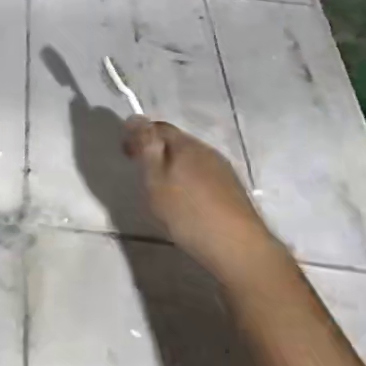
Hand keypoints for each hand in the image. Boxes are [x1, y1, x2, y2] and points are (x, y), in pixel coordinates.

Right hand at [123, 116, 280, 282]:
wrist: (238, 247)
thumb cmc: (187, 213)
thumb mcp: (154, 180)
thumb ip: (145, 148)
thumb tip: (136, 118)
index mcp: (184, 145)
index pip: (156, 127)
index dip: (138, 135)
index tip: (127, 154)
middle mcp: (205, 149)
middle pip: (175, 141)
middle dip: (157, 152)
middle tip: (143, 175)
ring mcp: (222, 168)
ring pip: (191, 158)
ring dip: (174, 167)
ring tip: (165, 191)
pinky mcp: (233, 188)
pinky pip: (204, 174)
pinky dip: (190, 181)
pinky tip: (188, 203)